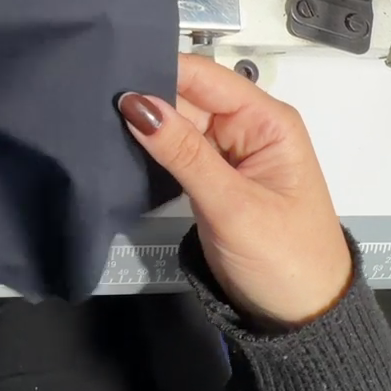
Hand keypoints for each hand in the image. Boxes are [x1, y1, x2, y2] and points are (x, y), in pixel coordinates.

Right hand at [118, 56, 353, 326]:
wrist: (301, 322)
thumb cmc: (283, 260)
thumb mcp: (232, 206)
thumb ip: (183, 152)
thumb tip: (135, 103)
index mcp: (265, 119)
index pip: (203, 76)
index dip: (158, 68)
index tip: (108, 70)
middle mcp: (244, 125)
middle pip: (184, 94)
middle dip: (144, 93)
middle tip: (89, 92)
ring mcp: (225, 150)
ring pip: (174, 120)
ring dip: (142, 120)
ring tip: (92, 110)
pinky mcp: (209, 174)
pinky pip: (174, 147)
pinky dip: (149, 145)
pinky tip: (114, 139)